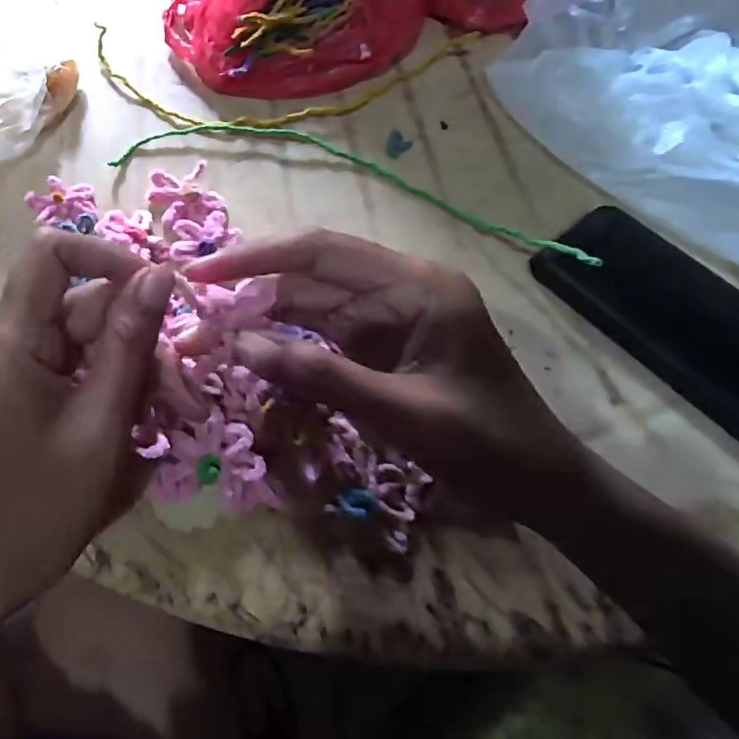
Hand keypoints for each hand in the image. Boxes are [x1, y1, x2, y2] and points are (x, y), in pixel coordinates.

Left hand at [0, 230, 174, 618]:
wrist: (6, 558)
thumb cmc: (48, 500)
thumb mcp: (101, 421)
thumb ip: (131, 344)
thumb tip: (160, 273)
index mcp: (13, 337)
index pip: (52, 252)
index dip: (105, 255)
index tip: (154, 286)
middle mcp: (19, 334)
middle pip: (91, 299)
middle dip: (142, 337)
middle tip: (181, 393)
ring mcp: (34, 356)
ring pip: (103, 329)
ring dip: (143, 365)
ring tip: (173, 415)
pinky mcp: (49, 377)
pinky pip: (98, 356)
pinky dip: (128, 381)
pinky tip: (148, 420)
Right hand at [183, 229, 591, 525]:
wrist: (546, 486)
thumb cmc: (489, 446)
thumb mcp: (403, 413)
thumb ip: (320, 376)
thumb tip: (238, 346)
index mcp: (414, 284)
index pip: (320, 252)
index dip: (255, 258)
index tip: (203, 273)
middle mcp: (396, 287)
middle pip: (305, 273)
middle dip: (247, 290)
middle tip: (192, 311)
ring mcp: (385, 315)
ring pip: (305, 303)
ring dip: (257, 318)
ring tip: (205, 337)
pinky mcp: (376, 343)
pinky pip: (316, 334)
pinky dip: (280, 344)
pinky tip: (246, 354)